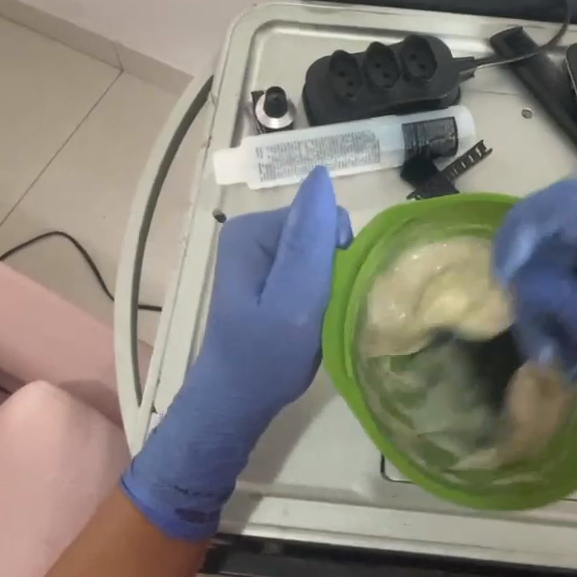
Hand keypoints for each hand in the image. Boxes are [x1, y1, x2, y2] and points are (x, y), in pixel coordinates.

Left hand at [121, 167, 350, 539]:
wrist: (239, 401)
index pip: (323, 217)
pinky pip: (312, 268)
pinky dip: (320, 293)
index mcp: (252, 229)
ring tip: (315, 317)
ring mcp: (260, 254)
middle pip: (322, 232)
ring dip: (328, 284)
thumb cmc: (265, 355)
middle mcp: (253, 232)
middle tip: (319, 310)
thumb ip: (310, 240)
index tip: (326, 294)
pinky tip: (310, 318)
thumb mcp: (294, 298)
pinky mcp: (270, 275)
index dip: (338, 256)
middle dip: (332, 269)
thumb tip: (322, 175)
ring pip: (322, 252)